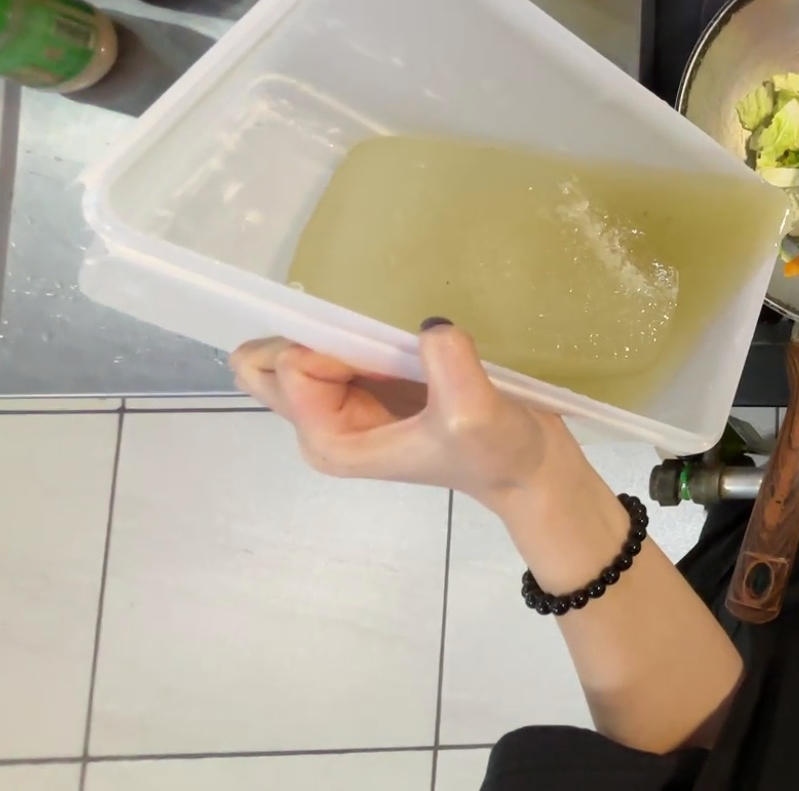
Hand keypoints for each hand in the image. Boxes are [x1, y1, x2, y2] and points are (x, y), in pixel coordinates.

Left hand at [231, 321, 583, 513]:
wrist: (531, 471)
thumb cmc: (495, 452)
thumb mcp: (471, 409)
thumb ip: (445, 359)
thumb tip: (431, 326)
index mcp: (333, 441)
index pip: (291, 370)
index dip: (335, 346)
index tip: (390, 349)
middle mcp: (330, 426)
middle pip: (267, 368)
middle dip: (310, 339)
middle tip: (377, 338)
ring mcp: (355, 409)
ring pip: (302, 358)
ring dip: (341, 338)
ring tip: (399, 344)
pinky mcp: (385, 393)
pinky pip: (347, 355)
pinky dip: (366, 340)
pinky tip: (409, 346)